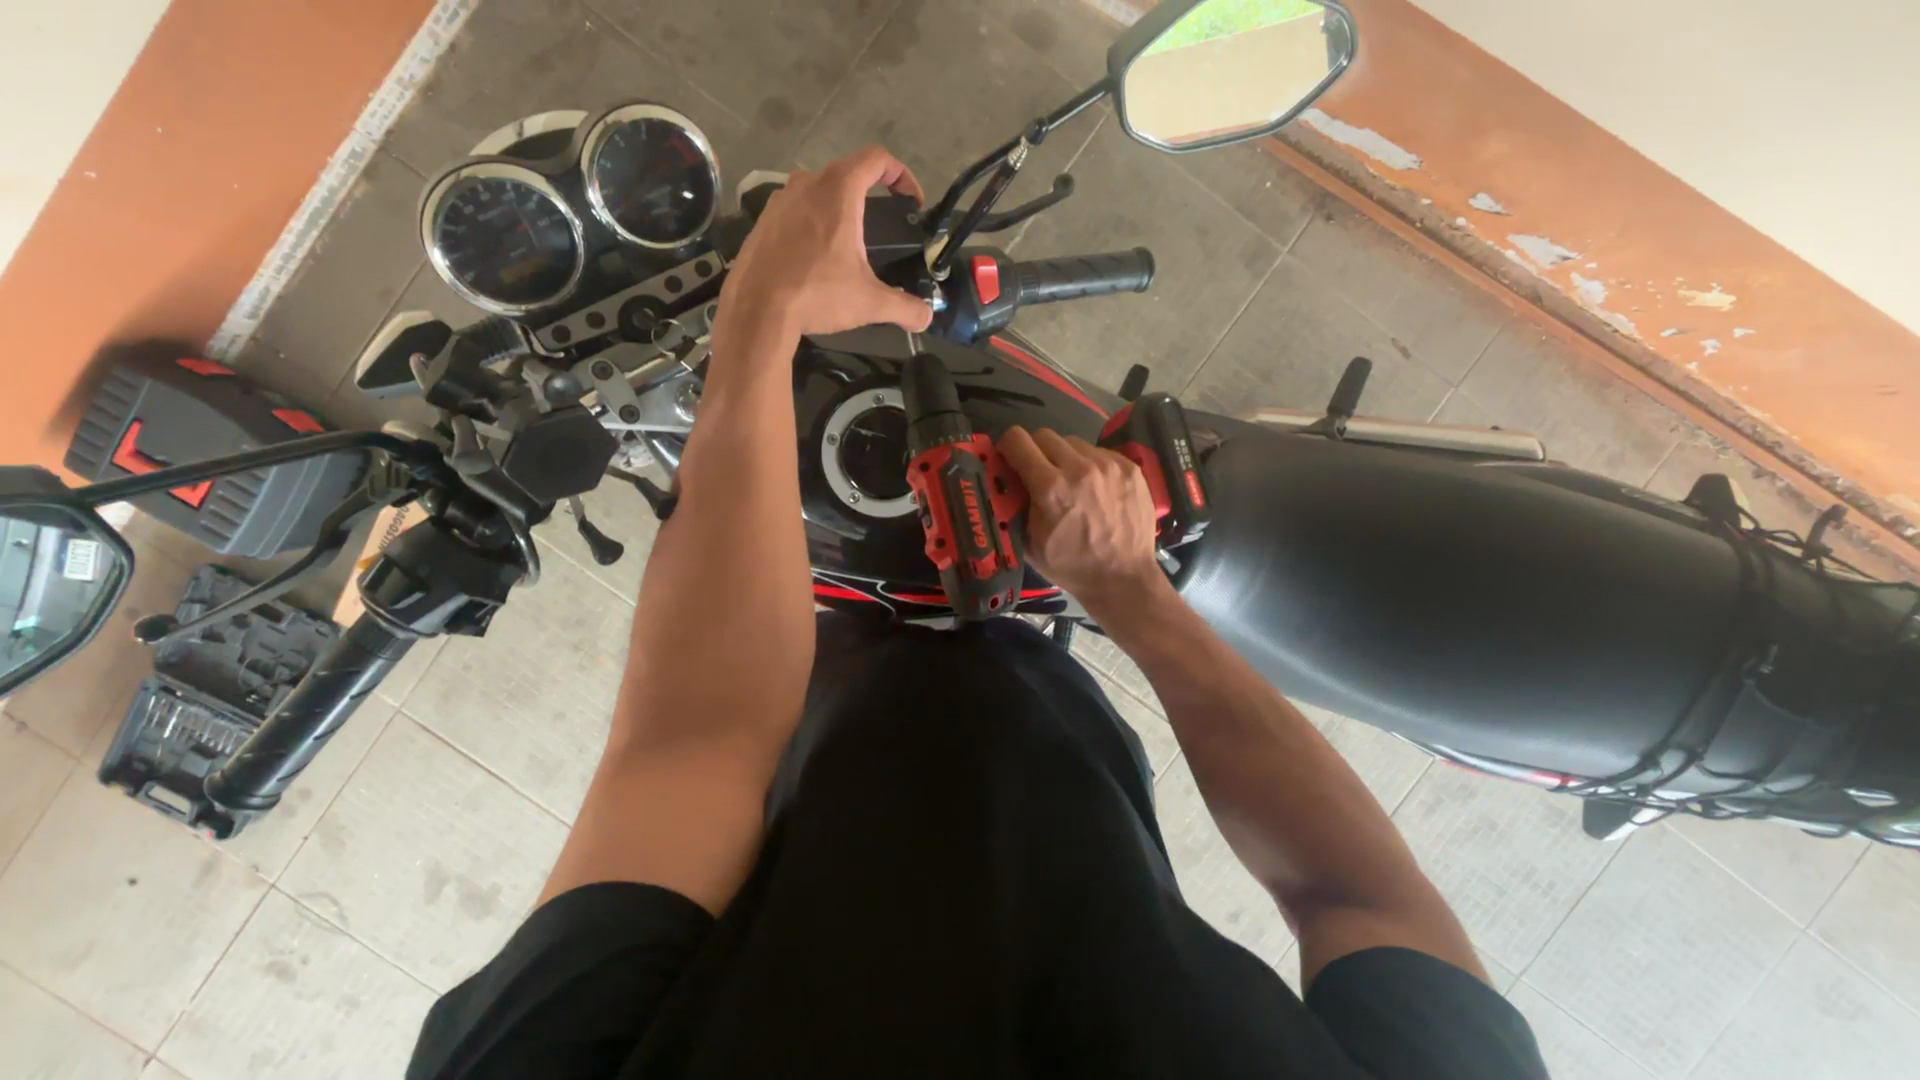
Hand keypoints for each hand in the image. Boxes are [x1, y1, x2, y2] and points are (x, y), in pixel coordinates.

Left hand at [719, 145, 932, 340]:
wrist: (756, 310)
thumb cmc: (816, 294)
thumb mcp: (869, 302)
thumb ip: (904, 307)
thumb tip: (925, 318)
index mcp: (838, 191)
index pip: (877, 159)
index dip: (901, 174)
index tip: (910, 201)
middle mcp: (806, 184)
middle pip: (846, 173)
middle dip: (869, 193)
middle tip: (881, 224)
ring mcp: (779, 200)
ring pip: (817, 190)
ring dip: (837, 207)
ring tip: (847, 242)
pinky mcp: (762, 221)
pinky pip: (794, 211)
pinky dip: (811, 223)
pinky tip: (814, 257)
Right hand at [998, 426, 1166, 616]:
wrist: (1123, 578)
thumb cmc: (1072, 565)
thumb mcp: (1030, 542)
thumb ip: (1015, 505)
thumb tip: (1004, 480)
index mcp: (1050, 487)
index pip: (1017, 439)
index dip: (1008, 447)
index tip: (1009, 458)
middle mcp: (1079, 467)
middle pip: (1044, 435)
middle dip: (1035, 450)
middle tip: (1037, 471)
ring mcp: (1109, 465)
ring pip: (1074, 442)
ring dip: (1064, 456)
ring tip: (1069, 481)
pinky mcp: (1130, 467)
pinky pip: (1100, 452)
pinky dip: (1091, 464)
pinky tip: (1094, 487)